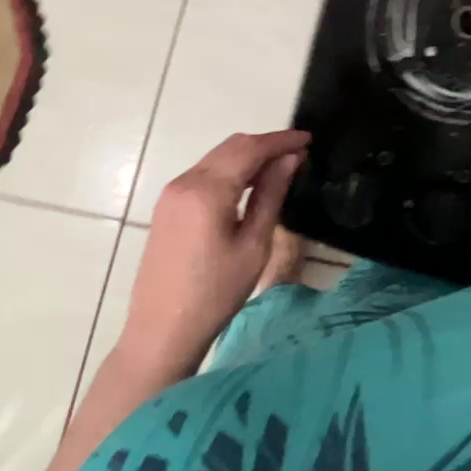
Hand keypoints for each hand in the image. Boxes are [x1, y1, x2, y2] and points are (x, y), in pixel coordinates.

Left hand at [120, 130, 309, 381]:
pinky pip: (204, 173)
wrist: (161, 331)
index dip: (282, 140)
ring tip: (280, 167)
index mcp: (207, 191)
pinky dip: (230, 169)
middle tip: (299, 153)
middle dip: (266, 144)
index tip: (309, 139)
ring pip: (217, 157)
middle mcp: (185, 181)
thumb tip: (290, 159)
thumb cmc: (215, 294)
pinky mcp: (168, 206)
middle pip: (231, 146)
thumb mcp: (254, 246)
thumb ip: (271, 195)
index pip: (250, 149)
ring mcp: (172, 192)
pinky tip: (249, 184)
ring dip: (248, 155)